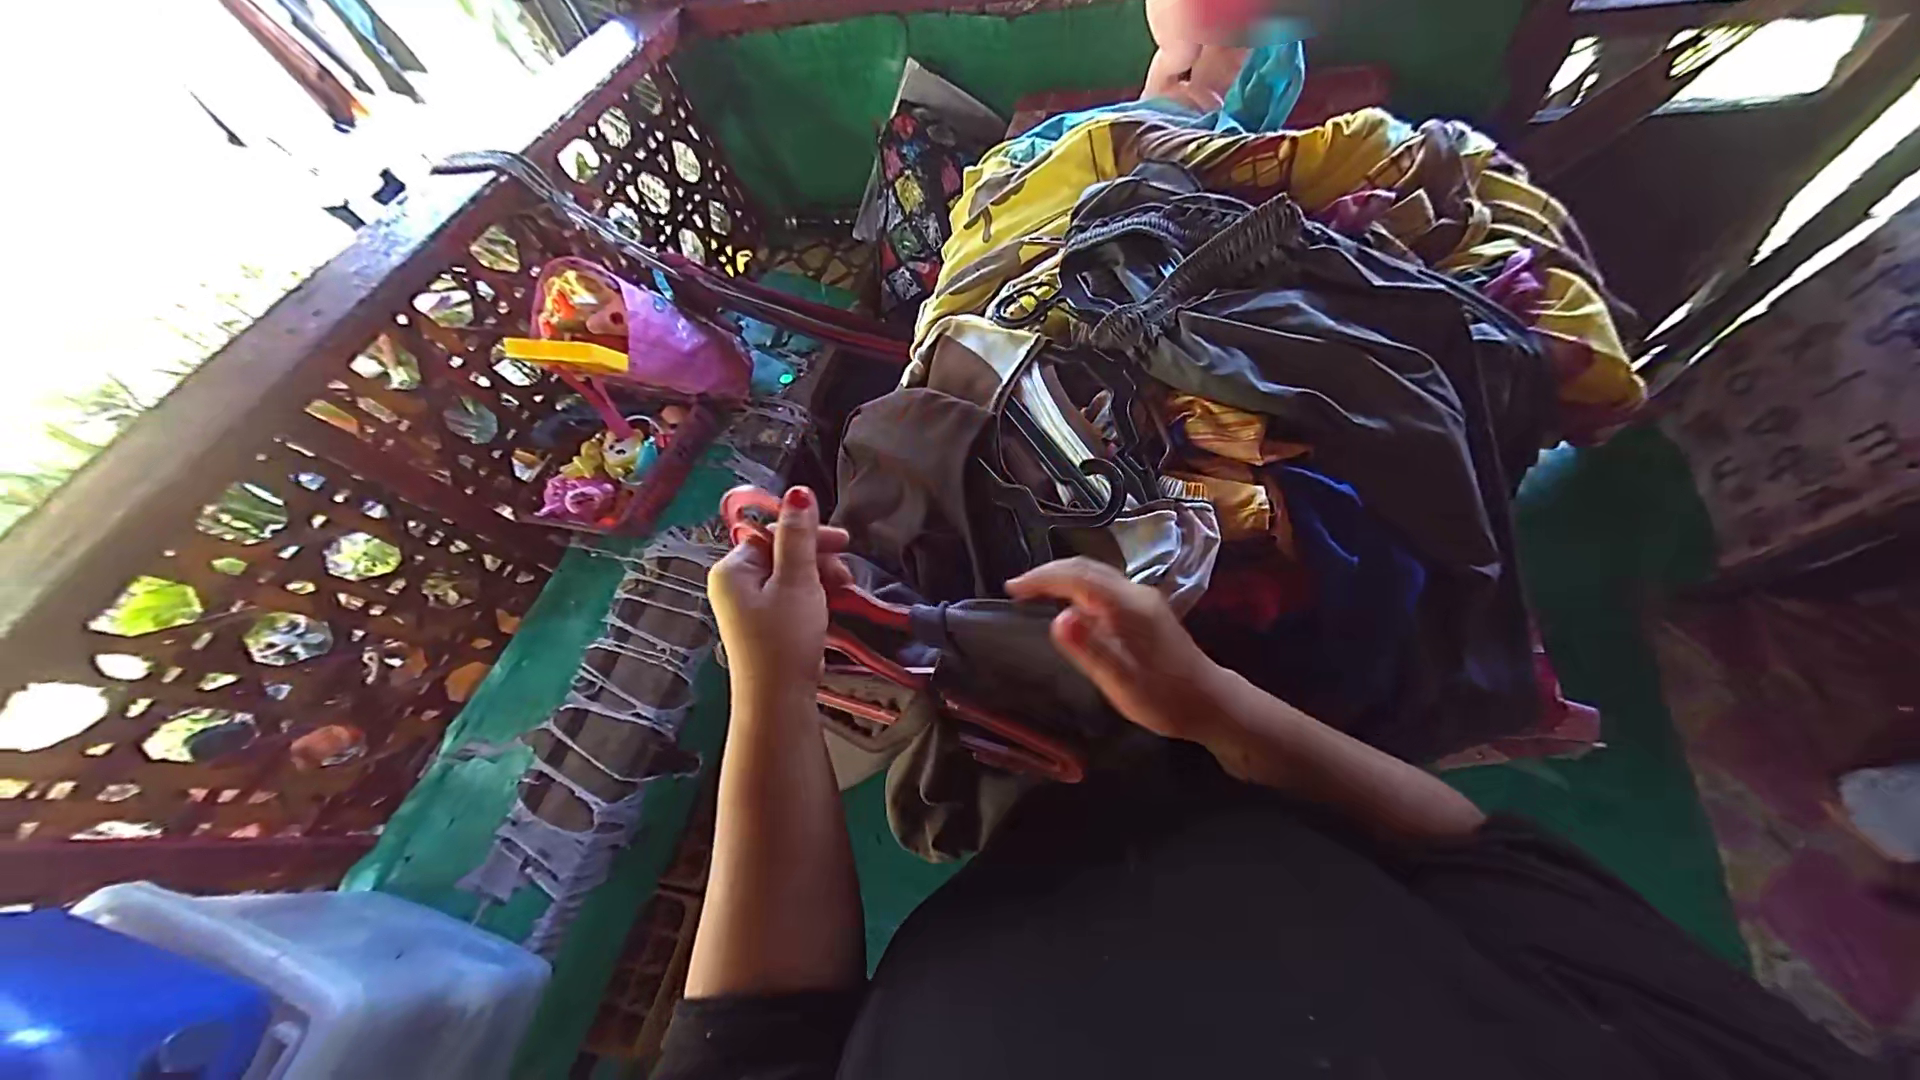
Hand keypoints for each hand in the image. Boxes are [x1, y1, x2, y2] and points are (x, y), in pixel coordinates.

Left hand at [708, 486, 850, 702]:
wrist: (778, 699)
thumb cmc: (785, 637)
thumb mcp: (797, 581)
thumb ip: (799, 535)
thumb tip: (798, 490)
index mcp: (734, 568)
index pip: (774, 533)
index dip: (810, 534)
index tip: (844, 542)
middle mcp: (735, 583)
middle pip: (783, 552)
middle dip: (818, 558)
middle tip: (845, 575)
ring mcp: (748, 605)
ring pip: (791, 574)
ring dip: (820, 577)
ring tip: (843, 592)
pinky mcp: (764, 623)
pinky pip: (790, 595)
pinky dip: (813, 595)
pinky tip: (832, 604)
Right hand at [1006, 557, 1227, 742]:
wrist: (1212, 704)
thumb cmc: (1166, 700)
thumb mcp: (1123, 683)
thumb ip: (1090, 650)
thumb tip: (1057, 619)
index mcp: (1129, 607)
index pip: (1077, 578)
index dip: (1042, 578)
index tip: (1012, 588)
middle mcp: (1135, 594)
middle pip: (1085, 568)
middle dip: (1047, 573)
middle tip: (1016, 588)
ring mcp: (1142, 598)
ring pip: (1094, 573)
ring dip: (1061, 576)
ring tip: (1032, 591)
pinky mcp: (1144, 607)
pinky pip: (1102, 585)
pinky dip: (1076, 585)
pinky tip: (1065, 601)